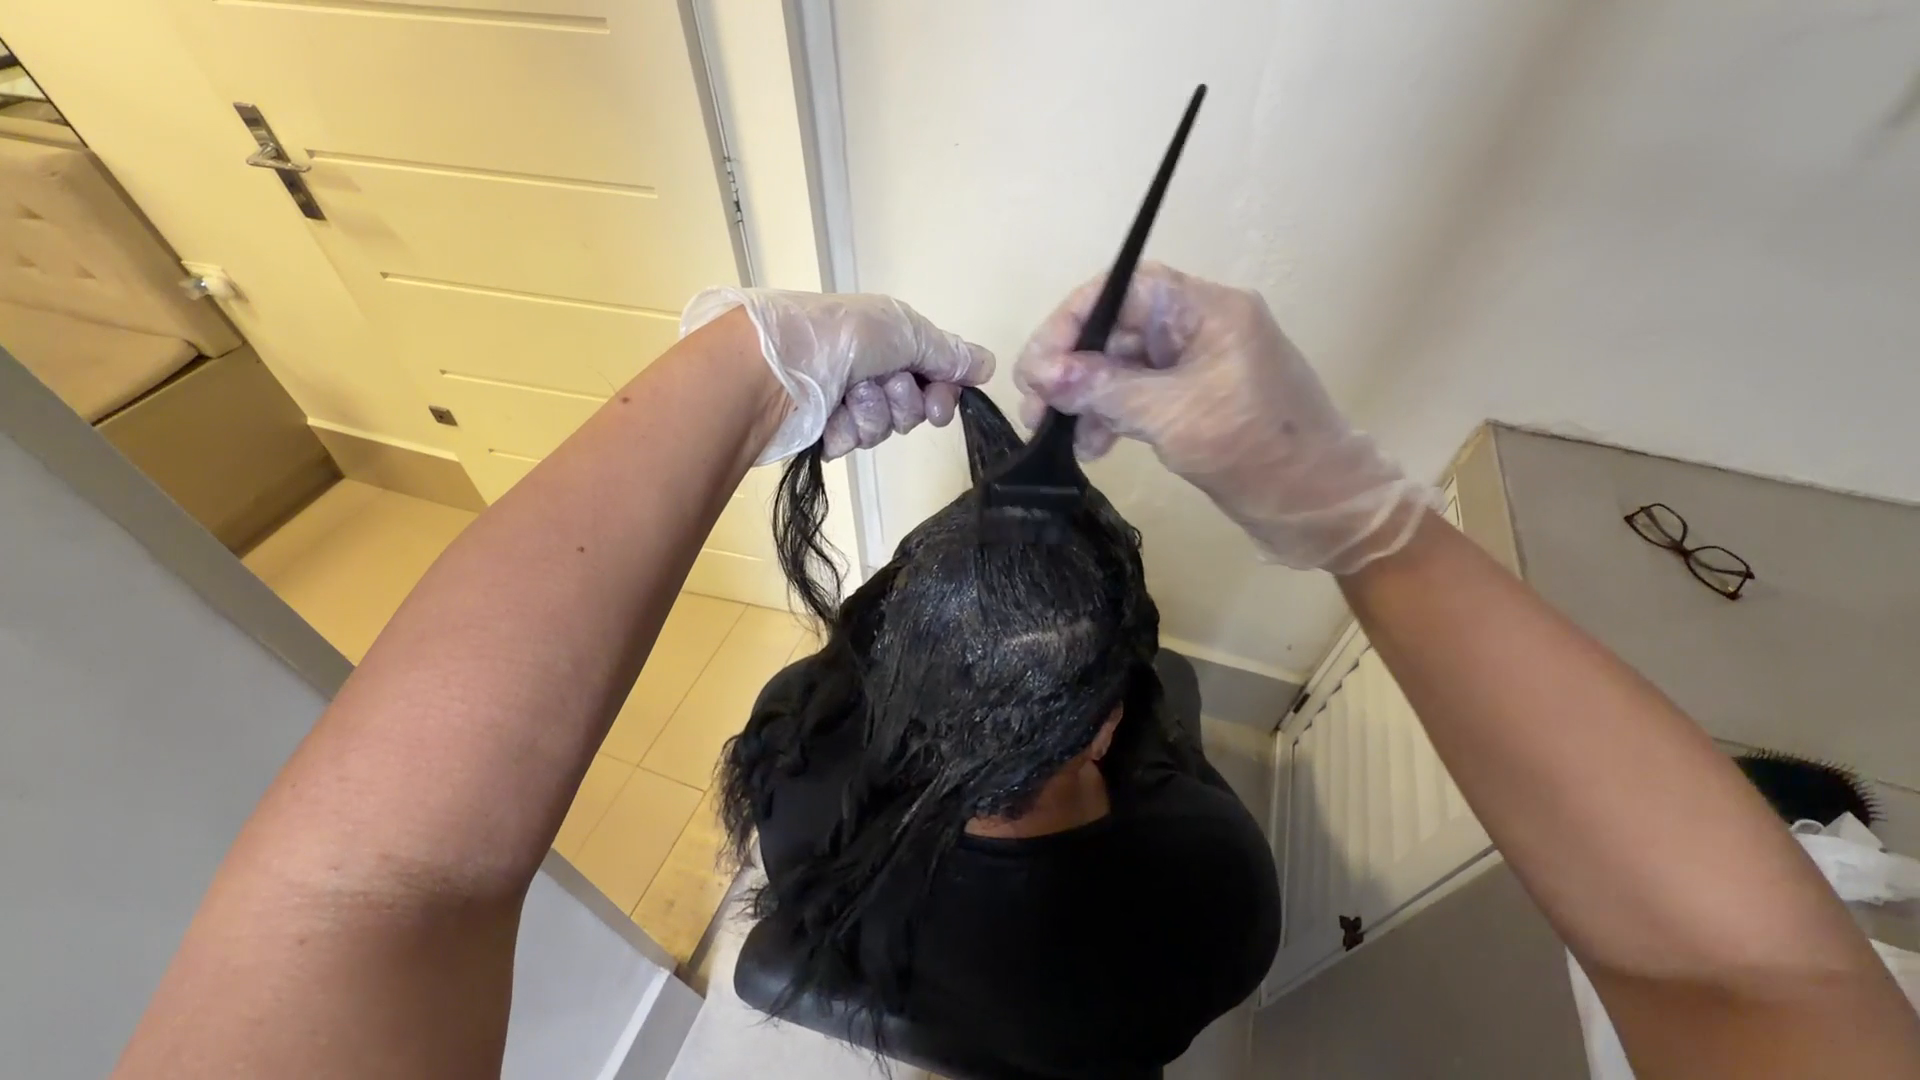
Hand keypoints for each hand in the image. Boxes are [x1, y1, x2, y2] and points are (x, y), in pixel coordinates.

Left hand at [681, 287, 994, 462]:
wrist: (772, 369)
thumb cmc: (838, 339)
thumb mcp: (903, 330)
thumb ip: (947, 352)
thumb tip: (988, 364)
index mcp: (888, 338)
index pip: (935, 374)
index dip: (942, 394)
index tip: (940, 404)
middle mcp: (870, 367)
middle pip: (911, 408)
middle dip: (900, 403)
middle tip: (883, 389)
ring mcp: (844, 400)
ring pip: (883, 429)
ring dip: (870, 415)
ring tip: (847, 400)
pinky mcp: (822, 429)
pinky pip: (852, 443)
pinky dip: (844, 431)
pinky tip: (828, 418)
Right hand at [1013, 262, 1434, 572]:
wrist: (1318, 506)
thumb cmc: (1257, 450)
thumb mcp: (1174, 417)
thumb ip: (1107, 390)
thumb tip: (1045, 374)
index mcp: (1206, 310)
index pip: (1124, 289)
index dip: (1072, 320)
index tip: (1037, 364)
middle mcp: (1197, 328)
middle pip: (1117, 328)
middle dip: (1070, 365)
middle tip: (1034, 406)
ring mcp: (1194, 367)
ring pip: (1121, 366)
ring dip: (1083, 396)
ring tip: (1053, 433)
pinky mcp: (1190, 402)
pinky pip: (1135, 396)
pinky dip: (1108, 417)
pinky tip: (1089, 447)